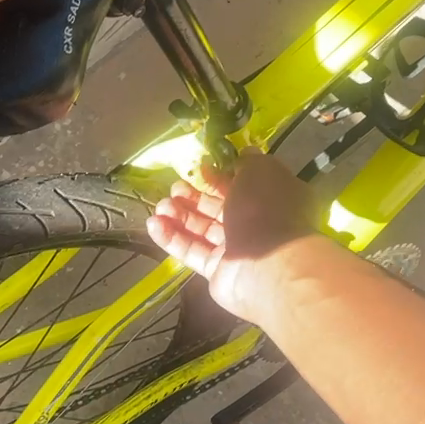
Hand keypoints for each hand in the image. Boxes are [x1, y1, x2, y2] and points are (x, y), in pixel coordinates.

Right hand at [146, 150, 326, 323]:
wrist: (267, 265)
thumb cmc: (265, 210)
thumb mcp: (261, 172)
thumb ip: (249, 162)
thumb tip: (245, 153)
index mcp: (271, 200)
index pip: (241, 185)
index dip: (218, 177)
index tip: (198, 169)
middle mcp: (255, 224)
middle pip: (217, 208)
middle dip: (192, 197)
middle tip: (173, 188)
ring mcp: (236, 249)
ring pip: (202, 229)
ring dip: (178, 215)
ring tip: (160, 206)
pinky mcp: (217, 270)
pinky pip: (191, 250)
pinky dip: (172, 238)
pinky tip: (153, 225)